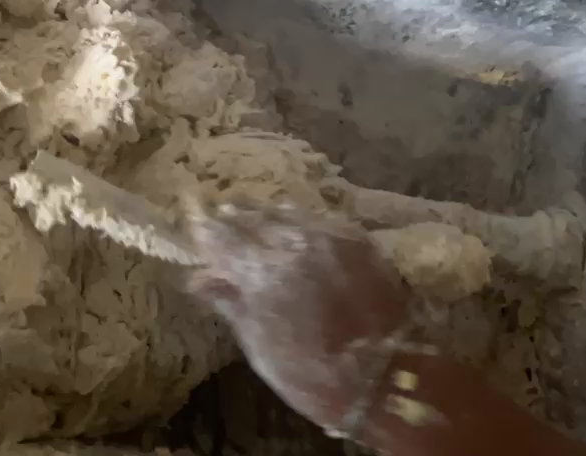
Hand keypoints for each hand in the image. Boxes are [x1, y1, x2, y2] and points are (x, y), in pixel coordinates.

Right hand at [186, 205, 413, 436]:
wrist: (387, 376)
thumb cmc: (313, 374)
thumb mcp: (261, 346)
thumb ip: (231, 303)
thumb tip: (199, 279)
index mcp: (262, 270)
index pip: (221, 235)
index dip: (206, 232)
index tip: (198, 231)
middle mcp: (292, 240)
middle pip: (252, 215)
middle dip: (234, 219)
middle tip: (223, 220)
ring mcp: (326, 232)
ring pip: (284, 210)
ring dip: (266, 216)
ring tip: (257, 223)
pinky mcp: (354, 234)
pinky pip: (316, 217)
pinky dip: (299, 222)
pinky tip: (295, 232)